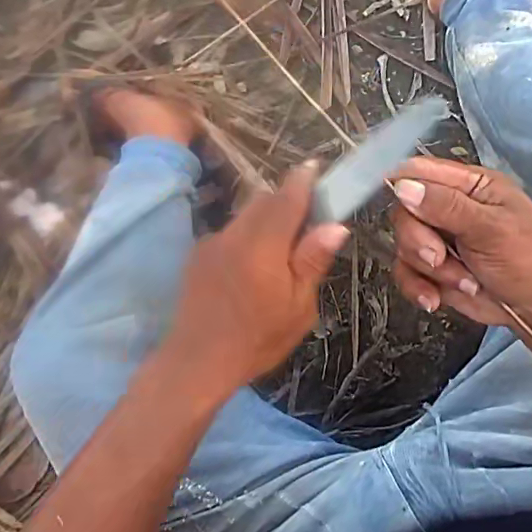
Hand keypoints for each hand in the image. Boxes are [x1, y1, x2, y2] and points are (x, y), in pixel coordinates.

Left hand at [157, 164, 349, 393]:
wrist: (196, 361)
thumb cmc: (256, 340)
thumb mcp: (298, 308)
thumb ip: (312, 261)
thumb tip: (334, 225)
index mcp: (264, 246)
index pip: (287, 197)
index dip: (304, 180)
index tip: (317, 169)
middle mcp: (235, 234)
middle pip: (264, 200)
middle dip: (286, 201)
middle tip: (306, 226)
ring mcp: (212, 242)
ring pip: (246, 214)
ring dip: (266, 219)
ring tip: (279, 254)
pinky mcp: (198, 254)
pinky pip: (230, 232)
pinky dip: (247, 237)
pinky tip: (251, 269)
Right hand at [387, 156, 531, 326]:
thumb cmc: (525, 258)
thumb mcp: (491, 228)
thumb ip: (446, 207)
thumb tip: (403, 188)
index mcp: (468, 185)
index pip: (421, 172)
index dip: (405, 186)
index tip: (407, 208)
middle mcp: (447, 208)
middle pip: (405, 212)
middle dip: (418, 241)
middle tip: (439, 258)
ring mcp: (437, 239)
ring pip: (404, 245)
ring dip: (429, 269)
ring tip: (466, 282)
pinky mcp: (431, 269)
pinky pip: (405, 272)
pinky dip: (418, 288)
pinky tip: (435, 300)